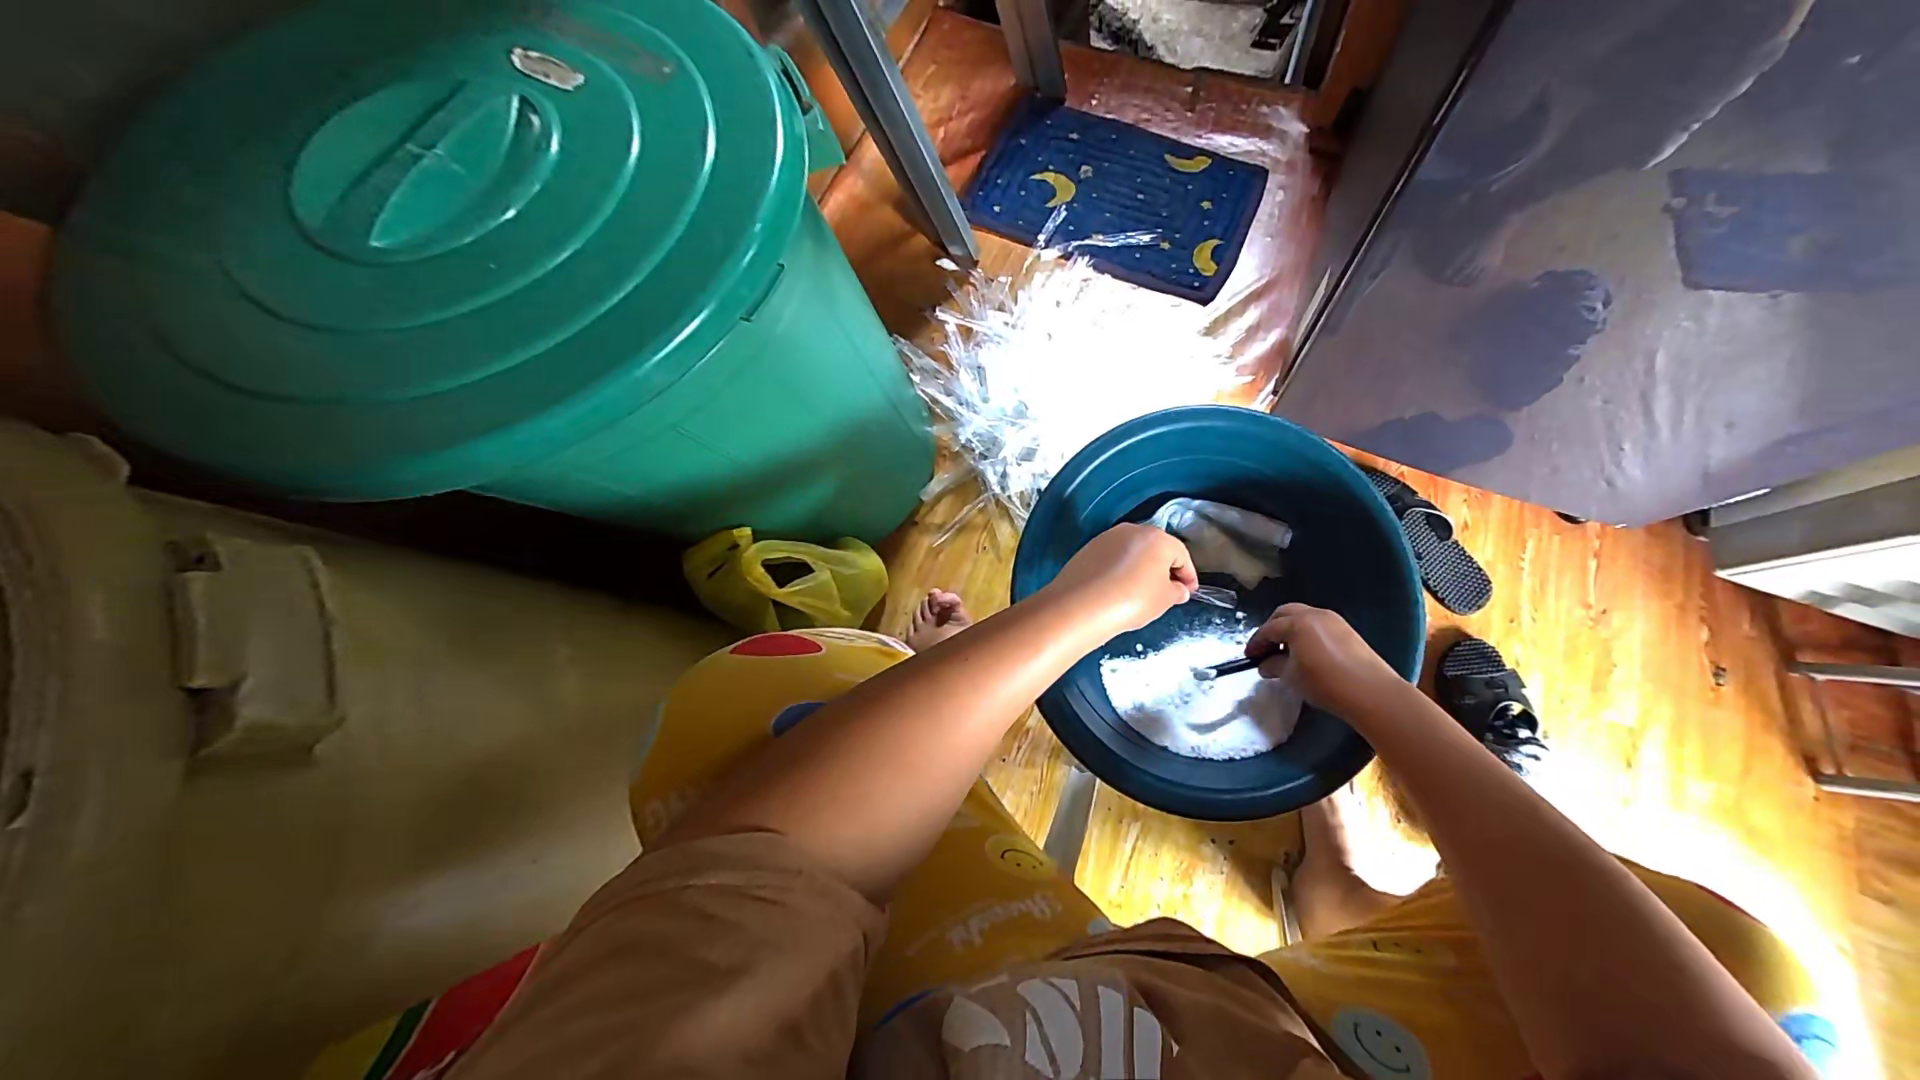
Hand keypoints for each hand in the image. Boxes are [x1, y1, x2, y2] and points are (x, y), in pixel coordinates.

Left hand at [1043, 523, 1196, 635]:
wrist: (1082, 605)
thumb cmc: (1132, 600)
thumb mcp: (1164, 600)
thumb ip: (1177, 591)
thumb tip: (1178, 588)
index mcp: (1157, 538)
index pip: (1181, 555)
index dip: (1189, 575)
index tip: (1189, 592)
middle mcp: (1132, 530)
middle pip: (1156, 548)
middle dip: (1164, 568)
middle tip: (1168, 590)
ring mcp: (1107, 537)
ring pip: (1133, 551)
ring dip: (1140, 567)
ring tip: (1142, 591)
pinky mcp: (1088, 548)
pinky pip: (1113, 558)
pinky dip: (1120, 569)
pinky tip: (1118, 588)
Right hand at [1247, 604, 1403, 714]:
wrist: (1372, 693)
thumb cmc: (1325, 683)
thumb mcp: (1291, 676)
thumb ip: (1273, 666)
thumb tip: (1265, 664)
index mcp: (1298, 622)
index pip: (1268, 629)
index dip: (1256, 643)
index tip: (1249, 657)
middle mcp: (1315, 614)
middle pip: (1284, 614)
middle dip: (1271, 629)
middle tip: (1265, 648)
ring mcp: (1334, 621)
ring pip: (1303, 617)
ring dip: (1289, 630)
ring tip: (1284, 651)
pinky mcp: (1347, 631)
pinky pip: (1318, 625)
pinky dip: (1306, 633)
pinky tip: (1305, 652)